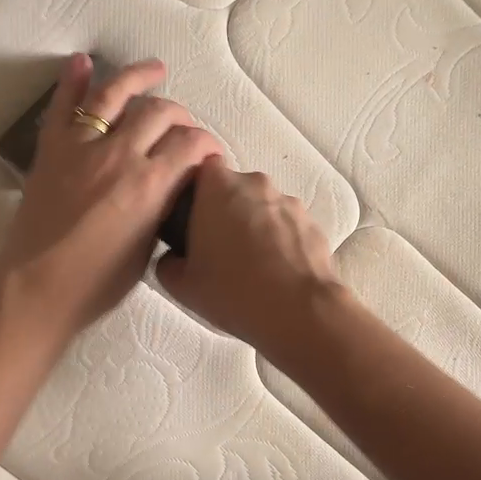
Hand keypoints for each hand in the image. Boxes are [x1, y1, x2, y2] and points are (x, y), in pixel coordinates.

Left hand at [0, 55, 222, 336]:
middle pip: (160, 113)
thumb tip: (172, 185)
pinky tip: (83, 61)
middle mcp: (120, 155)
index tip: (212, 152)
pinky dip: (73, 79)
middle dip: (181, 115)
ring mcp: (83, 147)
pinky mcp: (52, 149)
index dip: (208, 142)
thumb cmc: (98, 282)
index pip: (191, 144)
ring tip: (155, 69)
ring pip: (115, 95)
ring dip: (138, 76)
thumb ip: (163, 206)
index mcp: (151, 185)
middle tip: (186, 127)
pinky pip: (63, 105)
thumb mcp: (147, 246)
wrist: (39, 287)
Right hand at [155, 159, 349, 358]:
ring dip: (256, 226)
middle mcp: (256, 184)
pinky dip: (281, 241)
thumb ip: (167, 262)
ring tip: (253, 265)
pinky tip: (277, 272)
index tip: (193, 219)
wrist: (299, 311)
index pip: (202, 168)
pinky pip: (288, 226)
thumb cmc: (233, 292)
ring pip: (264, 207)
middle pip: (235, 188)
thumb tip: (173, 257)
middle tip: (219, 249)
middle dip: (227, 211)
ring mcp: (289, 202)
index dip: (197, 191)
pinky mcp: (313, 223)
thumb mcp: (182, 285)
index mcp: (219, 186)